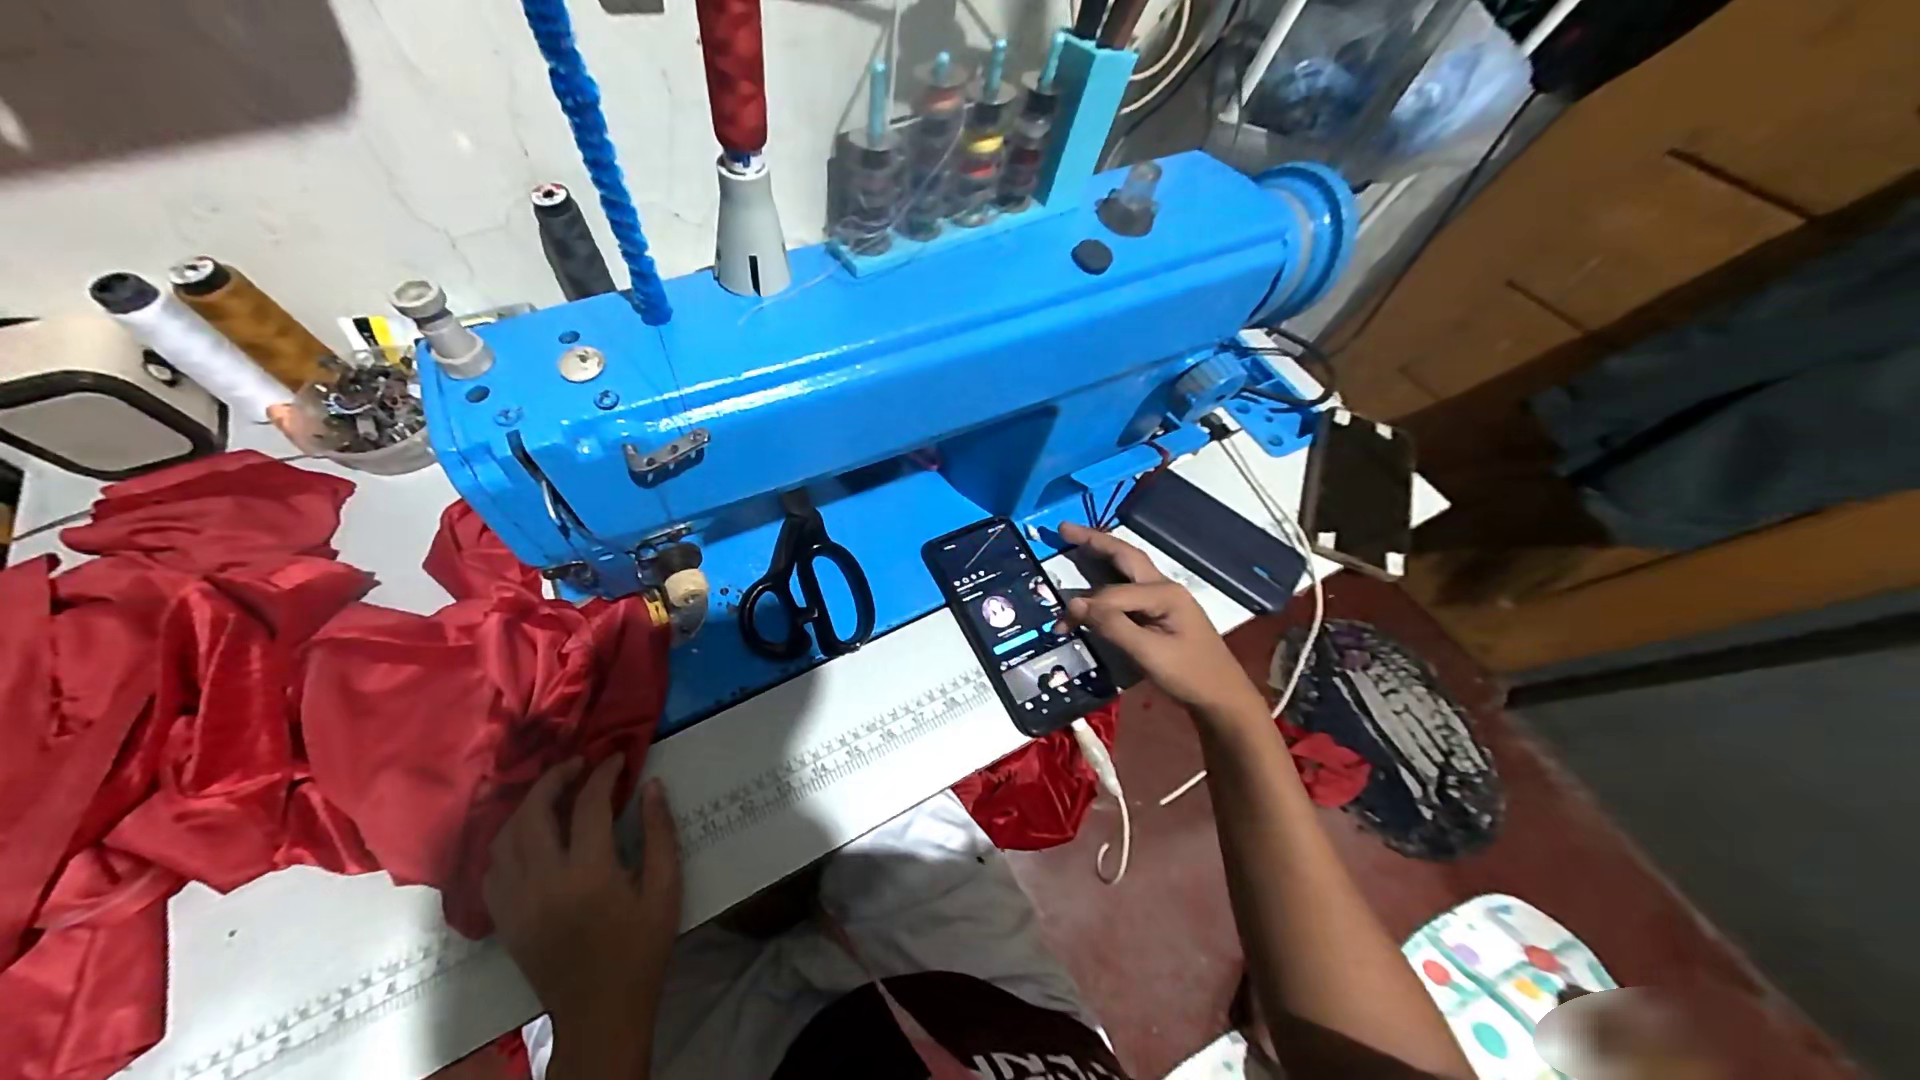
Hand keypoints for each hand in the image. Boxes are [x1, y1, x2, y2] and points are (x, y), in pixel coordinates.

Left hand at [483, 756, 681, 1030]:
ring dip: (528, 806)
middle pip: (533, 814)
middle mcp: (543, 882)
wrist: (601, 1011)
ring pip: (505, 838)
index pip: (588, 805)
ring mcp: (516, 902)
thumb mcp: (666, 889)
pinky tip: (531, 835)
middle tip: (579, 765)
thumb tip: (652, 786)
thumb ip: (661, 833)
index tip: (617, 758)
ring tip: (554, 792)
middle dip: (554, 779)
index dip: (603, 775)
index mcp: (589, 873)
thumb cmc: (642, 948)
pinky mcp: (504, 919)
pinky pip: (493, 868)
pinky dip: (509, 841)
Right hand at [1058, 521, 1264, 721]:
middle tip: (1063, 529)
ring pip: (1128, 567)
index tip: (1061, 625)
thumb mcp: (1149, 654)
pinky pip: (1130, 586)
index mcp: (1164, 594)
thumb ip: (1112, 626)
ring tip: (1075, 542)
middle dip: (1094, 541)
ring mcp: (1164, 598)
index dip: (1085, 606)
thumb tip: (1075, 605)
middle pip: (1125, 556)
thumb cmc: (1190, 675)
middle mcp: (1164, 587)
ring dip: (1102, 553)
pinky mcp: (1161, 612)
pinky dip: (1109, 575)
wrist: (1223, 698)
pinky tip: (1097, 573)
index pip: (1113, 593)